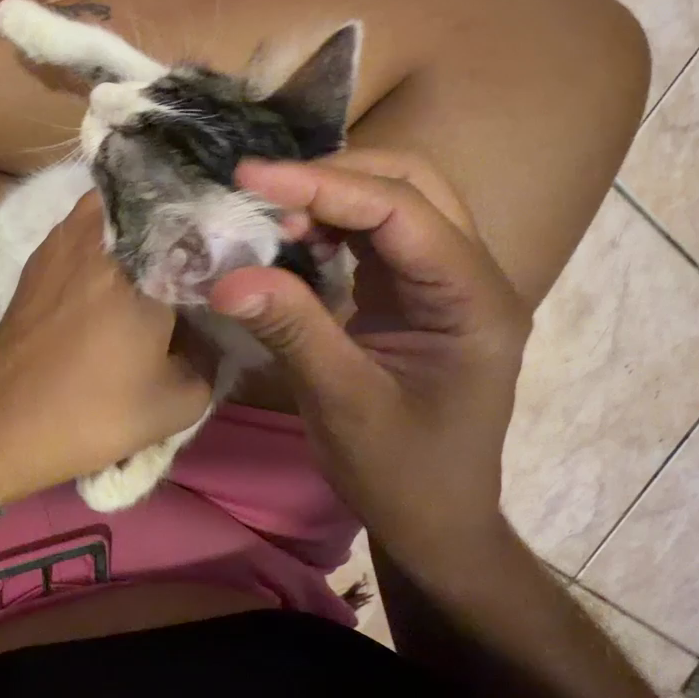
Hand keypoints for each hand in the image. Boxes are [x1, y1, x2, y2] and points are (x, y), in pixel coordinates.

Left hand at [0, 194, 212, 506]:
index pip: (196, 224)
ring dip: (136, 217)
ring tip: (157, 246)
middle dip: (176, 212)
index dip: (217, 230)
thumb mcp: (178, 402)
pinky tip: (115, 262)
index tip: (233, 246)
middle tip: (196, 240)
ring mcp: (63, 242)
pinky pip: (81, 224)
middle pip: (150, 199)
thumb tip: (205, 328)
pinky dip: (103, 231)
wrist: (4, 422)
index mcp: (144, 267)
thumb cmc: (94, 411)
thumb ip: (209, 359)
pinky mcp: (39, 257)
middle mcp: (102, 239)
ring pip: (110, 204)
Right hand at [209, 151, 530, 573]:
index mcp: (473, 300)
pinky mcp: (414, 292)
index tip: (251, 178)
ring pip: (394, 199)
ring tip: (269, 214)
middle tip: (260, 191)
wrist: (436, 522)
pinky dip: (329, 222)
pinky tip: (292, 237)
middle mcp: (470, 275)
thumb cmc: (403, 473)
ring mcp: (444, 281)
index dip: (324, 184)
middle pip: (411, 183)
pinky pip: (375, 232)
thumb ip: (293, 329)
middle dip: (333, 175)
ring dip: (329, 194)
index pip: (401, 210)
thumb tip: (225, 277)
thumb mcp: (344, 403)